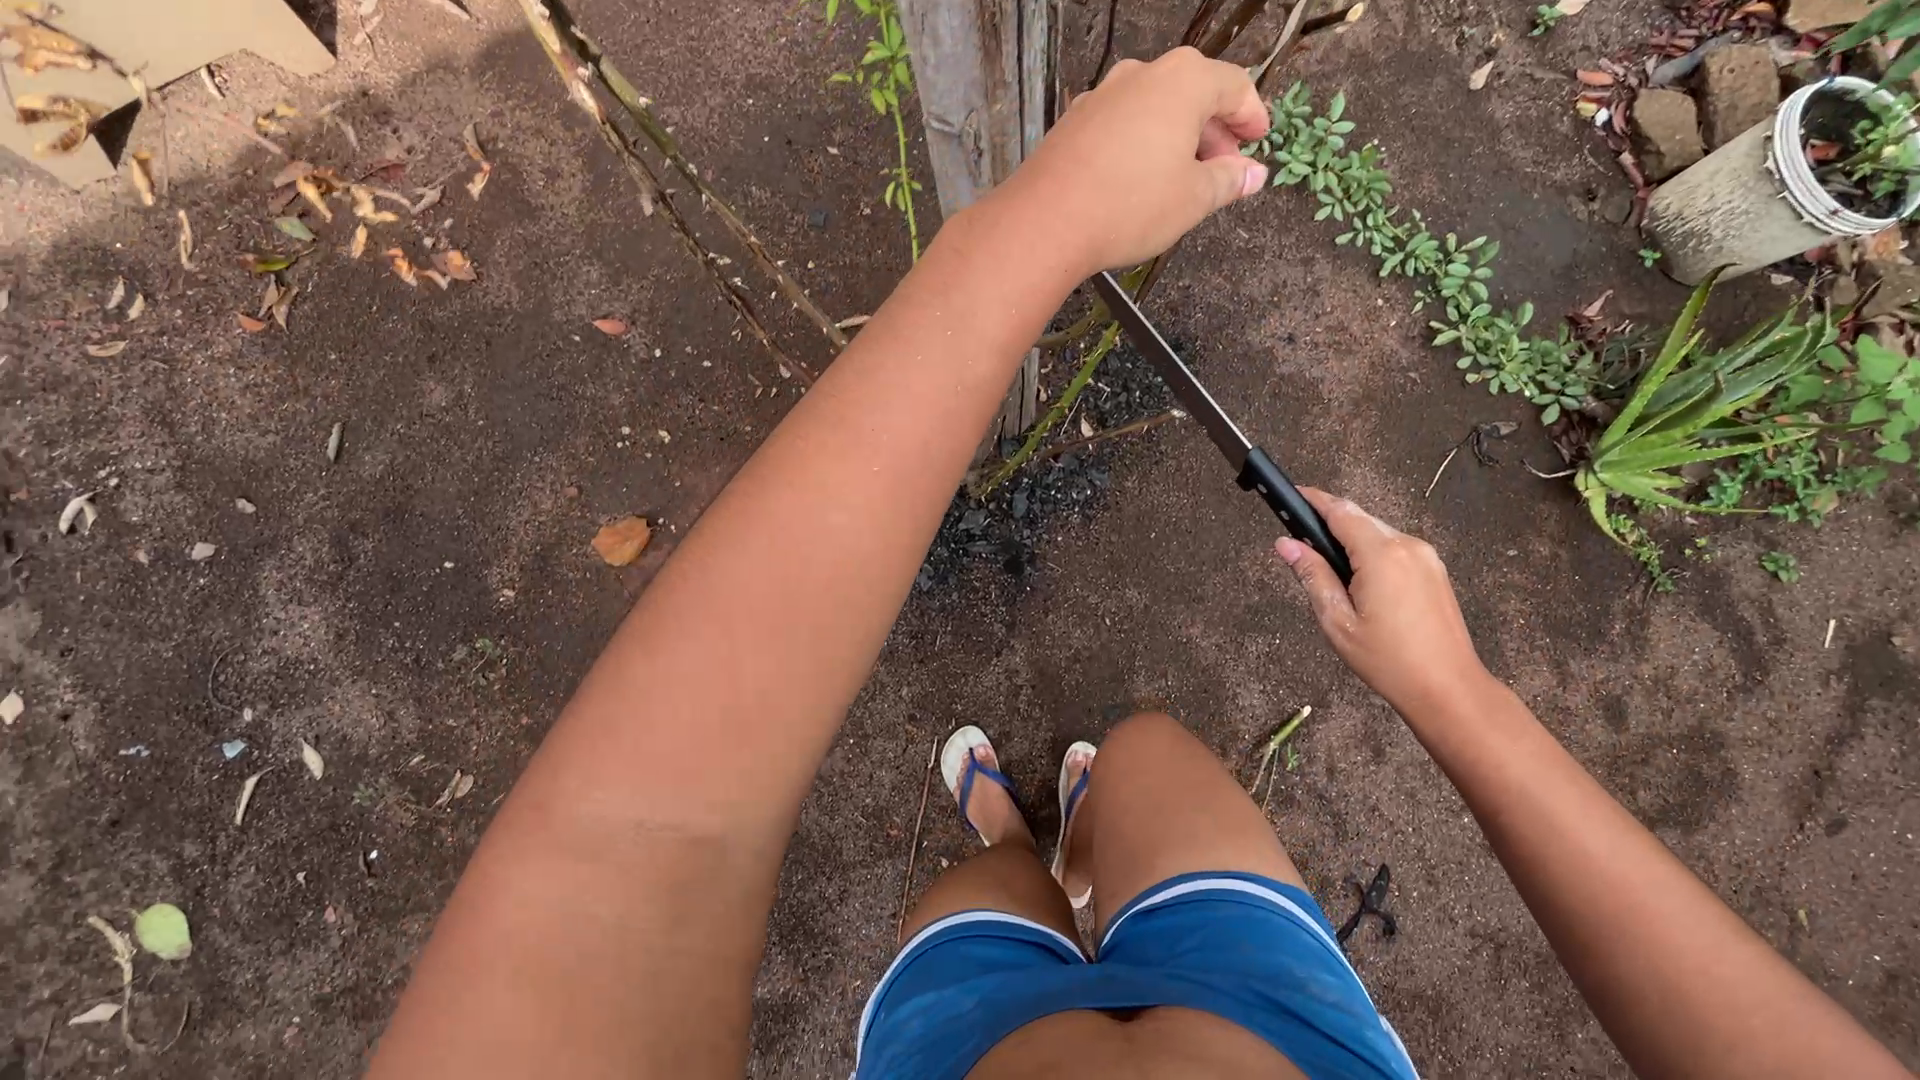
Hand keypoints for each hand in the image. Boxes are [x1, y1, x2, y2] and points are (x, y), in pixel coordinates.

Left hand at [992, 47, 1269, 275]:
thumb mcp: (1192, 199)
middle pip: (1191, 94)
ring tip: (1180, 181)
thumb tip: (1252, 175)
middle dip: (1212, 132)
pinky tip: (1138, 181)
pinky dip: (1140, 145)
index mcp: (1183, 81)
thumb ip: (1227, 181)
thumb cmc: (1129, 207)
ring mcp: (1102, 95)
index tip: (1258, 143)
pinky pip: (1120, 126)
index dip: (1252, 116)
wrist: (1044, 223)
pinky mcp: (1073, 122)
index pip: (1233, 86)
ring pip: (1153, 110)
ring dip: (1174, 139)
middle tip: (1222, 171)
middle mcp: (1141, 75)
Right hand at [1274, 488, 1491, 715]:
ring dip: (1350, 540)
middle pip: (1359, 519)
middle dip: (1329, 523)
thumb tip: (1286, 545)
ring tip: (1329, 570)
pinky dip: (1372, 553)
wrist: (1448, 688)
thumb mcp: (1337, 621)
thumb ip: (1312, 576)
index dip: (1313, 500)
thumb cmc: (1389, 660)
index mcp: (1382, 555)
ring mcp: (1426, 557)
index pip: (1340, 511)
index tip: (1291, 495)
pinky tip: (1359, 581)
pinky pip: (1395, 548)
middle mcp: (1408, 546)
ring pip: (1378, 533)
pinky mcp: (1434, 570)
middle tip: (1300, 542)